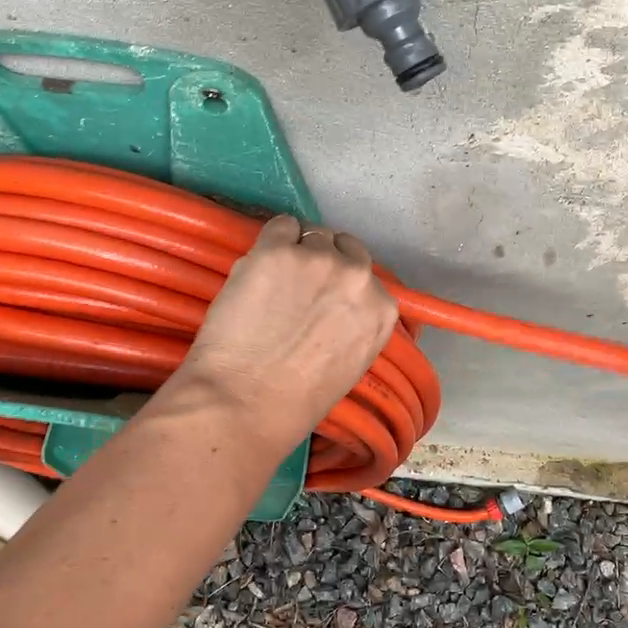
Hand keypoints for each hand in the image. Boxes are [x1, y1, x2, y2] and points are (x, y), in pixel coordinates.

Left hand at [170, 214, 398, 447]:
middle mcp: (357, 276)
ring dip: (294, 249)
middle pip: (342, 246)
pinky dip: (268, 242)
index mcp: (382, 309)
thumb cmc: (296, 399)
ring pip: (310, 234)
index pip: (365, 273)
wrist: (245, 402)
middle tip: (294, 286)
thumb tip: (334, 299)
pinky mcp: (276, 250)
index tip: (320, 296)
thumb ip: (352, 321)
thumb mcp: (350, 361)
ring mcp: (317, 259)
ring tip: (271, 282)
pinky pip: (279, 226)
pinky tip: (257, 269)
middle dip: (322, 260)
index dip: (339, 282)